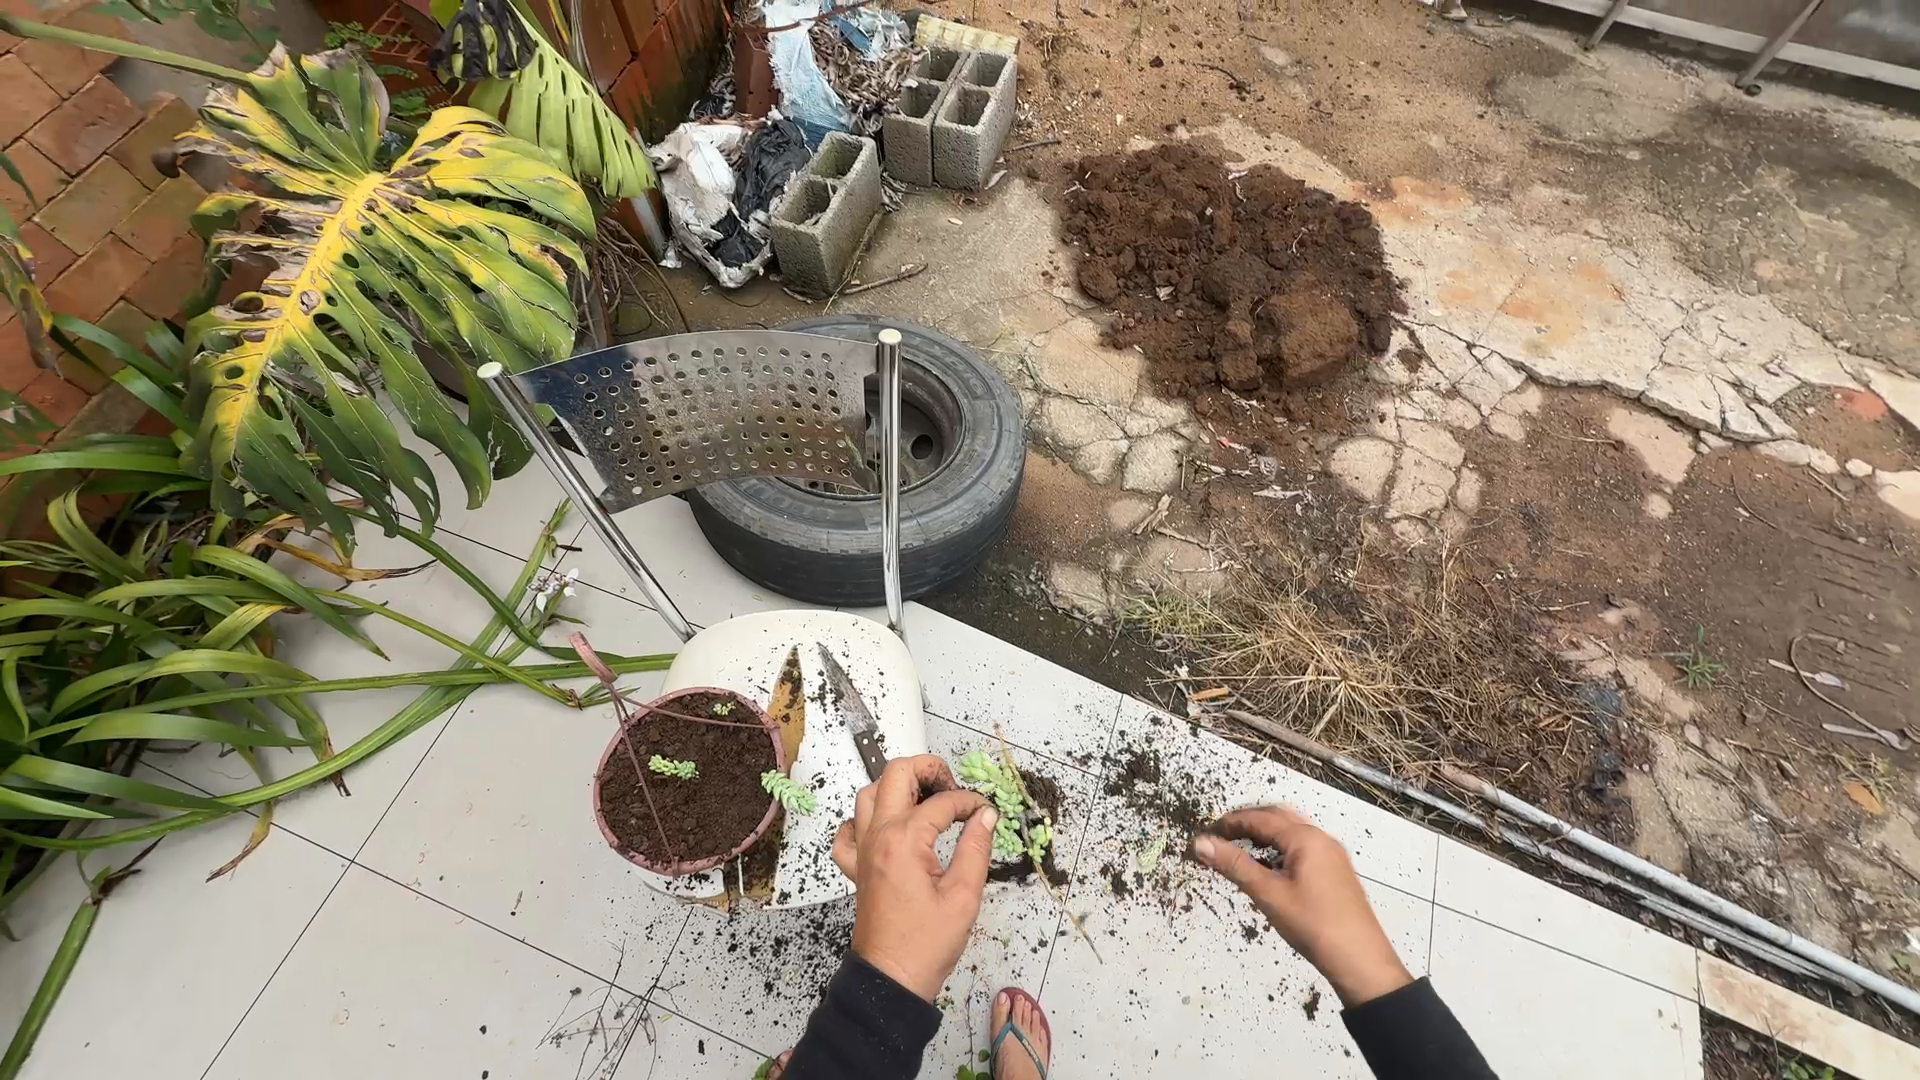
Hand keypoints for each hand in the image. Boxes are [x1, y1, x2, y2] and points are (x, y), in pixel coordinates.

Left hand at [830, 755, 997, 1000]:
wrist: (890, 981)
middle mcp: (878, 835)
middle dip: (928, 769)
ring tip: (926, 800)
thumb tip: (985, 815)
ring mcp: (862, 849)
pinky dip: (864, 820)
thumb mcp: (964, 896)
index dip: (969, 802)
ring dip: (897, 787)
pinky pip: (849, 831)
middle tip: (952, 787)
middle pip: (895, 773)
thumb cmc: (926, 944)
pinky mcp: (856, 867)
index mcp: (904, 840)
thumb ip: (976, 848)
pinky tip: (887, 828)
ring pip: (869, 793)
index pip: (942, 801)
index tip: (985, 813)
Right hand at [1191, 805, 1412, 1006]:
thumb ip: (1233, 864)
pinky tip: (1268, 868)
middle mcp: (1321, 838)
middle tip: (1221, 836)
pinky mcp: (1336, 872)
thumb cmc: (1313, 925)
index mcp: (1305, 838)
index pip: (1259, 818)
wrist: (1363, 965)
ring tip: (1239, 849)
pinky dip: (1279, 848)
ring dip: (1263, 834)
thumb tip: (1200, 843)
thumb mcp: (1268, 894)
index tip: (1206, 833)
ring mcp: (1331, 855)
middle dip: (1246, 822)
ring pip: (1290, 832)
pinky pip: (1302, 847)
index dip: (1229, 823)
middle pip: (1277, 817)